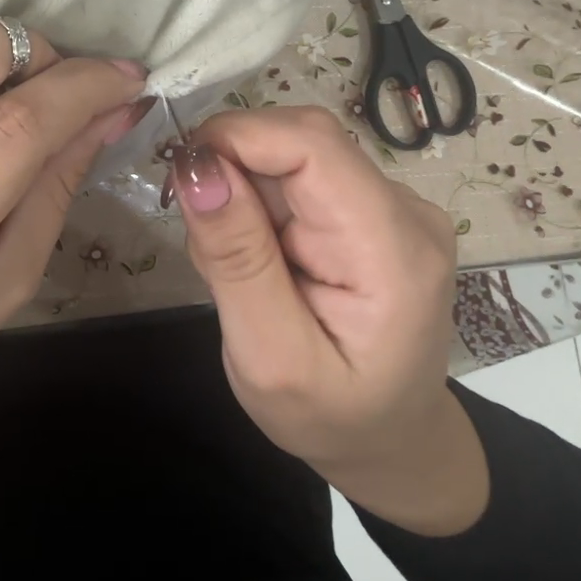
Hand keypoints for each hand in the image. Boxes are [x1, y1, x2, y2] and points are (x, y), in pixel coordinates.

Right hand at [170, 107, 489, 536]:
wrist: (386, 443)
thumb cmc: (329, 415)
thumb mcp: (268, 355)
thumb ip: (235, 258)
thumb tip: (195, 166)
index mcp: (390, 249)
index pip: (311, 143)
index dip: (234, 138)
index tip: (179, 178)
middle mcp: (401, 210)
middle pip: (297, 139)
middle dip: (229, 168)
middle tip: (201, 238)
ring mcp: (386, 206)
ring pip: (285, 154)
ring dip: (236, 192)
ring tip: (231, 267)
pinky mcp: (364, 210)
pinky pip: (291, 177)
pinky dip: (250, 205)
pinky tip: (253, 258)